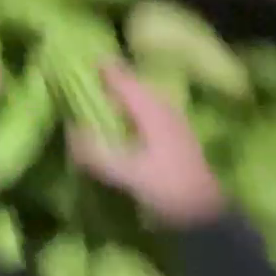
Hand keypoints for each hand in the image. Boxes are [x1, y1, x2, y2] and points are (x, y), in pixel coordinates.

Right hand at [69, 64, 224, 226]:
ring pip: (146, 101)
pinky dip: (135, 110)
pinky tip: (126, 119)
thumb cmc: (167, 190)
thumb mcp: (127, 173)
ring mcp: (174, 127)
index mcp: (154, 114)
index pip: (126, 83)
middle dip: (118, 78)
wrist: (204, 218)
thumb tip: (71, 131)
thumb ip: (96, 153)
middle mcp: (165, 113)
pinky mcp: (176, 142)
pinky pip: (150, 114)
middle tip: (95, 72)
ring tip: (106, 92)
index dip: (108, 70)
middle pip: (138, 88)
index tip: (89, 57)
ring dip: (127, 94)